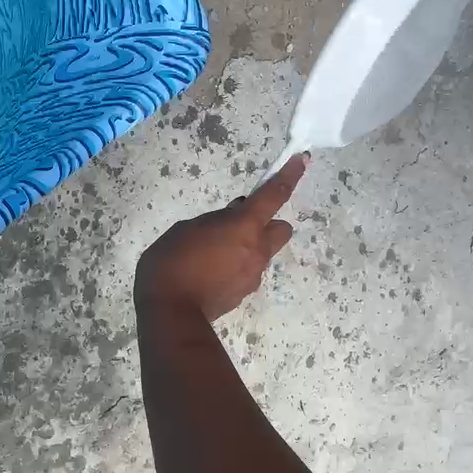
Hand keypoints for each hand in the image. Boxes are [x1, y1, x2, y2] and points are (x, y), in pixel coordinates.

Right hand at [135, 153, 305, 320]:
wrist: (171, 312)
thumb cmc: (170, 263)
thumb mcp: (184, 230)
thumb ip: (211, 222)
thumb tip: (225, 224)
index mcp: (243, 225)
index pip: (274, 194)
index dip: (289, 175)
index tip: (301, 160)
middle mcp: (256, 248)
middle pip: (281, 228)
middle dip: (266, 223)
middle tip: (237, 227)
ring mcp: (252, 274)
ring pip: (261, 253)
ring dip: (246, 248)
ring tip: (212, 256)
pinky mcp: (242, 294)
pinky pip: (246, 272)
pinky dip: (233, 268)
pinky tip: (208, 275)